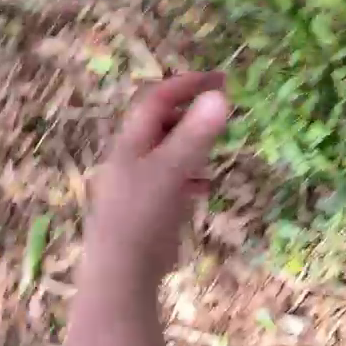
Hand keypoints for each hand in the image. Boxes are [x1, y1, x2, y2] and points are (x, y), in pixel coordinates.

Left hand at [82, 72, 231, 289]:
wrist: (124, 266)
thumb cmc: (143, 213)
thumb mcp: (172, 169)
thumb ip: (196, 134)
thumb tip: (220, 96)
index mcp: (132, 142)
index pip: (158, 100)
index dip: (186, 84)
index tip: (219, 79)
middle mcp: (133, 157)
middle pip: (161, 123)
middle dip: (190, 110)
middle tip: (221, 106)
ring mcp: (142, 182)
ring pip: (169, 151)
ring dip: (192, 141)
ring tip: (217, 141)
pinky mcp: (152, 206)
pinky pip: (174, 178)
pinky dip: (192, 174)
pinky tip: (206, 185)